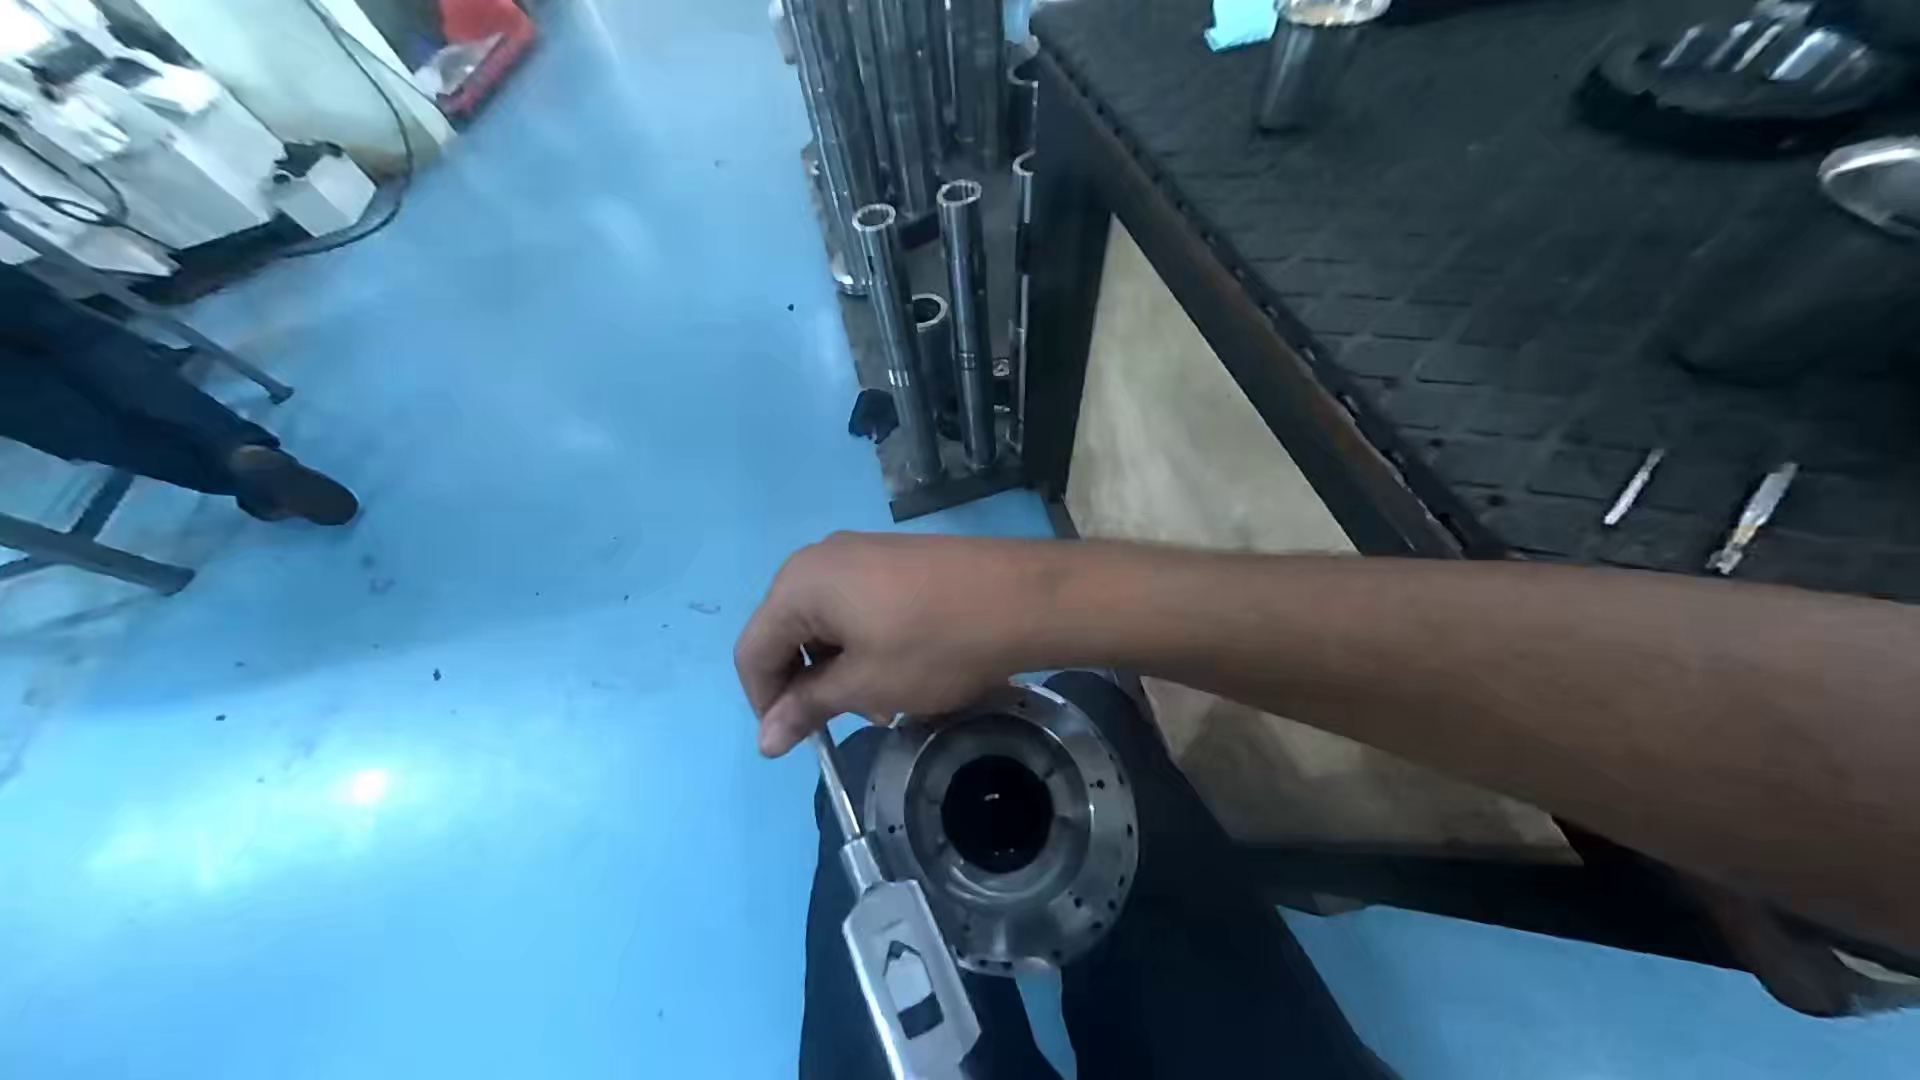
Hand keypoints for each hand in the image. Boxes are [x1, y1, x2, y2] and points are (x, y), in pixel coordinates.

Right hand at [734, 532, 1055, 755]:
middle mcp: (822, 558)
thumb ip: (808, 707)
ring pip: (827, 622)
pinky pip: (858, 604)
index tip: (798, 739)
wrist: (1023, 597)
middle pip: (788, 632)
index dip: (766, 703)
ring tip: (887, 699)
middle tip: (853, 718)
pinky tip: (903, 666)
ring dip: (842, 667)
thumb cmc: (936, 645)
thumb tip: (765, 738)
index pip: (753, 652)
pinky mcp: (895, 557)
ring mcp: (862, 552)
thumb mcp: (867, 684)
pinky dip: (866, 642)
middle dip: (811, 684)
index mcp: (800, 584)